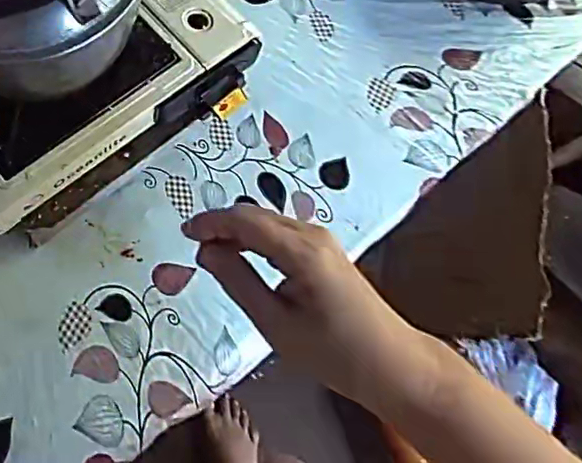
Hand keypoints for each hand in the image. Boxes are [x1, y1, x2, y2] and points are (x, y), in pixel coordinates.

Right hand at [182, 205, 437, 411]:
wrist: (395, 366)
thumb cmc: (337, 353)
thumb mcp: (277, 325)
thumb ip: (238, 282)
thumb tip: (207, 251)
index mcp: (302, 251)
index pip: (245, 220)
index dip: (212, 222)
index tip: (186, 232)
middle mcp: (312, 234)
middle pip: (255, 214)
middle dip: (221, 224)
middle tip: (194, 243)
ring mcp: (321, 238)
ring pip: (266, 220)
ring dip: (237, 229)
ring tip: (212, 249)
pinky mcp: (324, 247)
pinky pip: (280, 230)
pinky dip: (255, 236)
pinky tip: (242, 252)